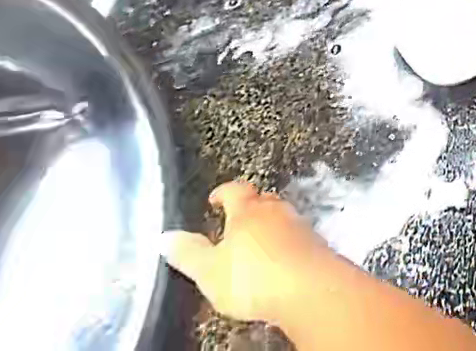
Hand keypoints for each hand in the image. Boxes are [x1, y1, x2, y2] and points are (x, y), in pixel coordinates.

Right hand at [159, 180, 349, 325]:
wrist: (306, 285)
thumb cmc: (252, 276)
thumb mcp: (209, 270)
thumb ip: (188, 253)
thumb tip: (165, 237)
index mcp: (249, 210)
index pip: (236, 190)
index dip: (223, 191)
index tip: (214, 197)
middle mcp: (276, 209)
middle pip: (260, 199)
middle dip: (246, 206)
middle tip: (232, 220)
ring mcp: (297, 221)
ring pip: (277, 214)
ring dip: (264, 222)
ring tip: (249, 239)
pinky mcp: (310, 238)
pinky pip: (290, 231)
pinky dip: (278, 237)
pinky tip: (272, 254)